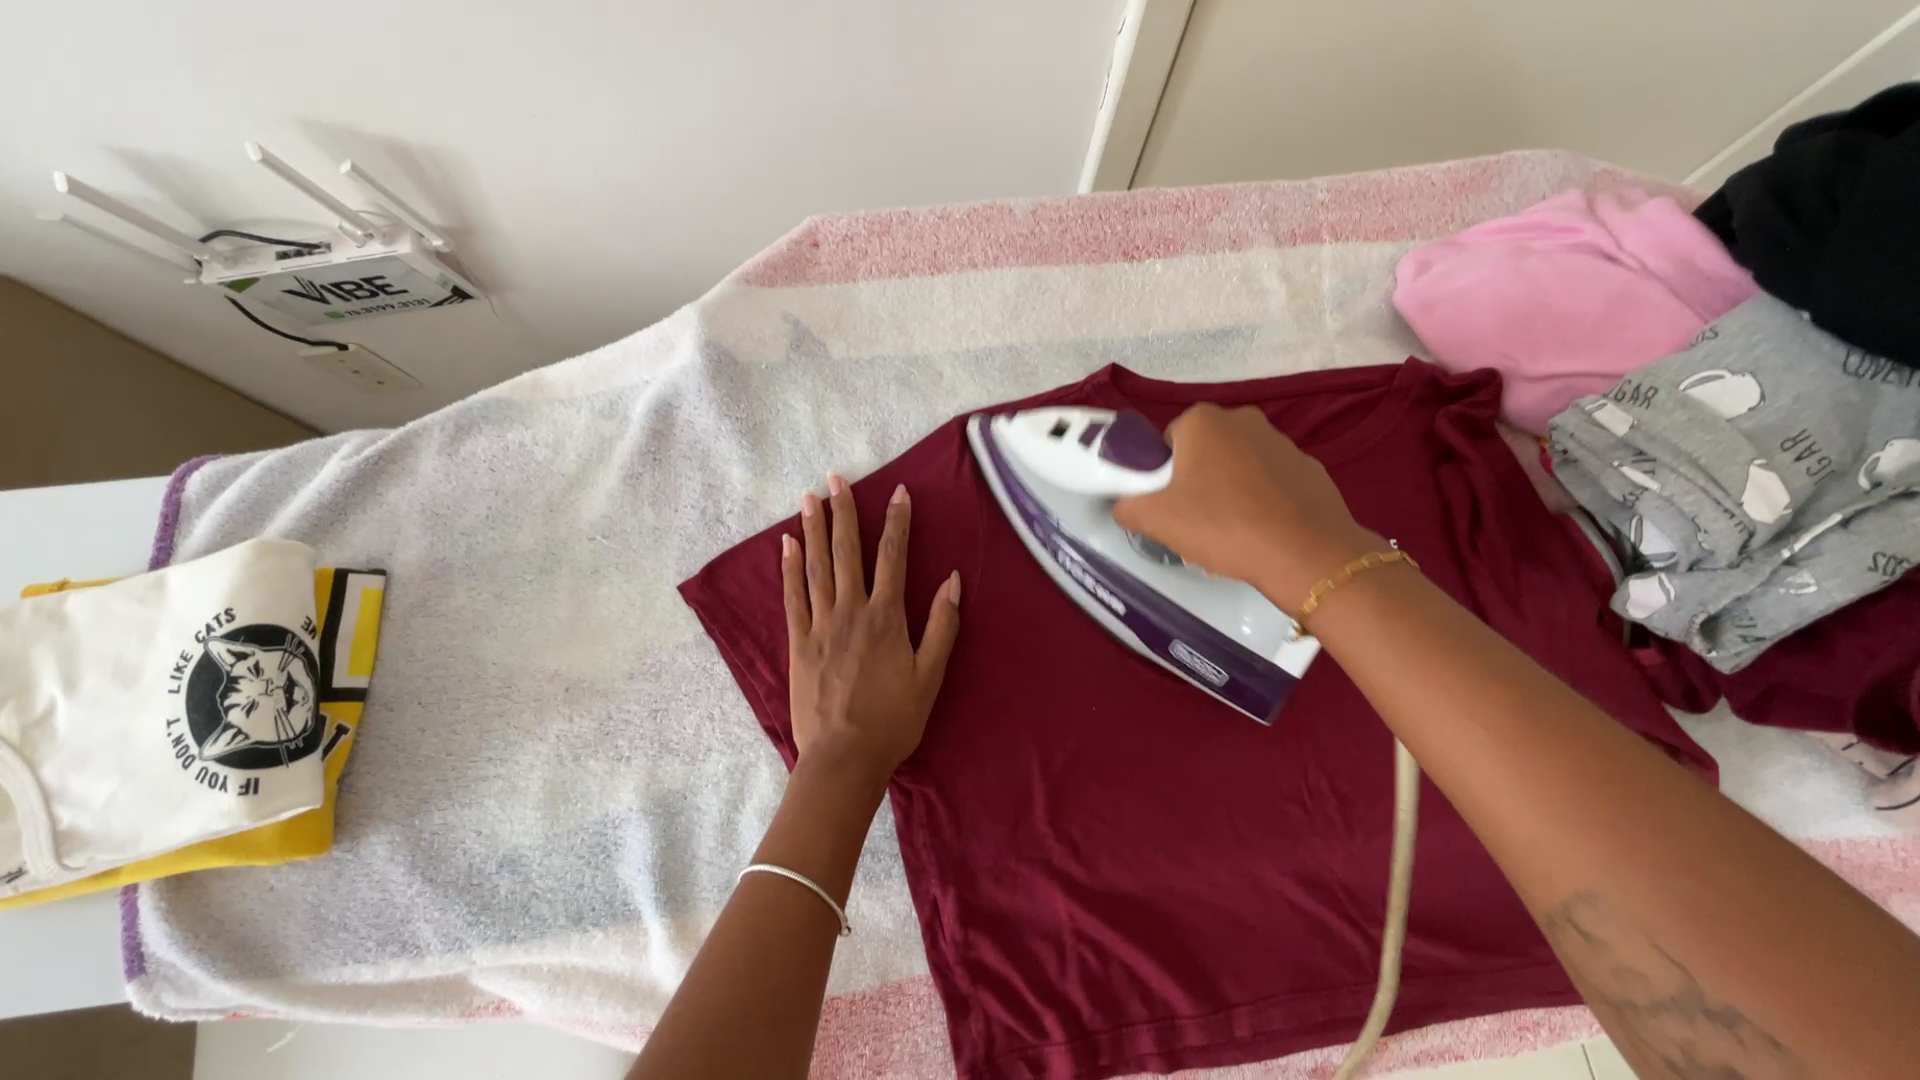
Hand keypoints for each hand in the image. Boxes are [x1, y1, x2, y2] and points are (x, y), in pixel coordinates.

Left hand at [784, 475, 961, 782]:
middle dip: (844, 512)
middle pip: (848, 552)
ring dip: (814, 529)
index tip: (898, 491)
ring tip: (809, 497)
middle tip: (837, 478)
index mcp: (886, 617)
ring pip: (817, 567)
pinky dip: (790, 569)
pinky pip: (793, 597)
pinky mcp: (798, 643)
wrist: (844, 757)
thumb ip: (942, 626)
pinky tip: (787, 545)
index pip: (893, 556)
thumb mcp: (930, 676)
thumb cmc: (894, 720)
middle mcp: (851, 611)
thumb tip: (952, 580)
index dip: (897, 521)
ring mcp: (820, 625)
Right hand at [1112, 404, 1383, 616]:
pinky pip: (1272, 483)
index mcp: (1202, 421)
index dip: (1161, 475)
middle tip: (1194, 520)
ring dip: (1231, 490)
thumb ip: (1127, 506)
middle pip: (1204, 451)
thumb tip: (1125, 505)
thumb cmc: (1222, 526)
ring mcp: (1282, 442)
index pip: (1167, 442)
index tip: (1167, 505)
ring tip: (1230, 531)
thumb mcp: (1155, 520)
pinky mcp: (1310, 468)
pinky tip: (1262, 532)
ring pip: (1240, 466)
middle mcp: (1243, 420)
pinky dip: (1263, 501)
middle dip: (1197, 479)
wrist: (1304, 553)